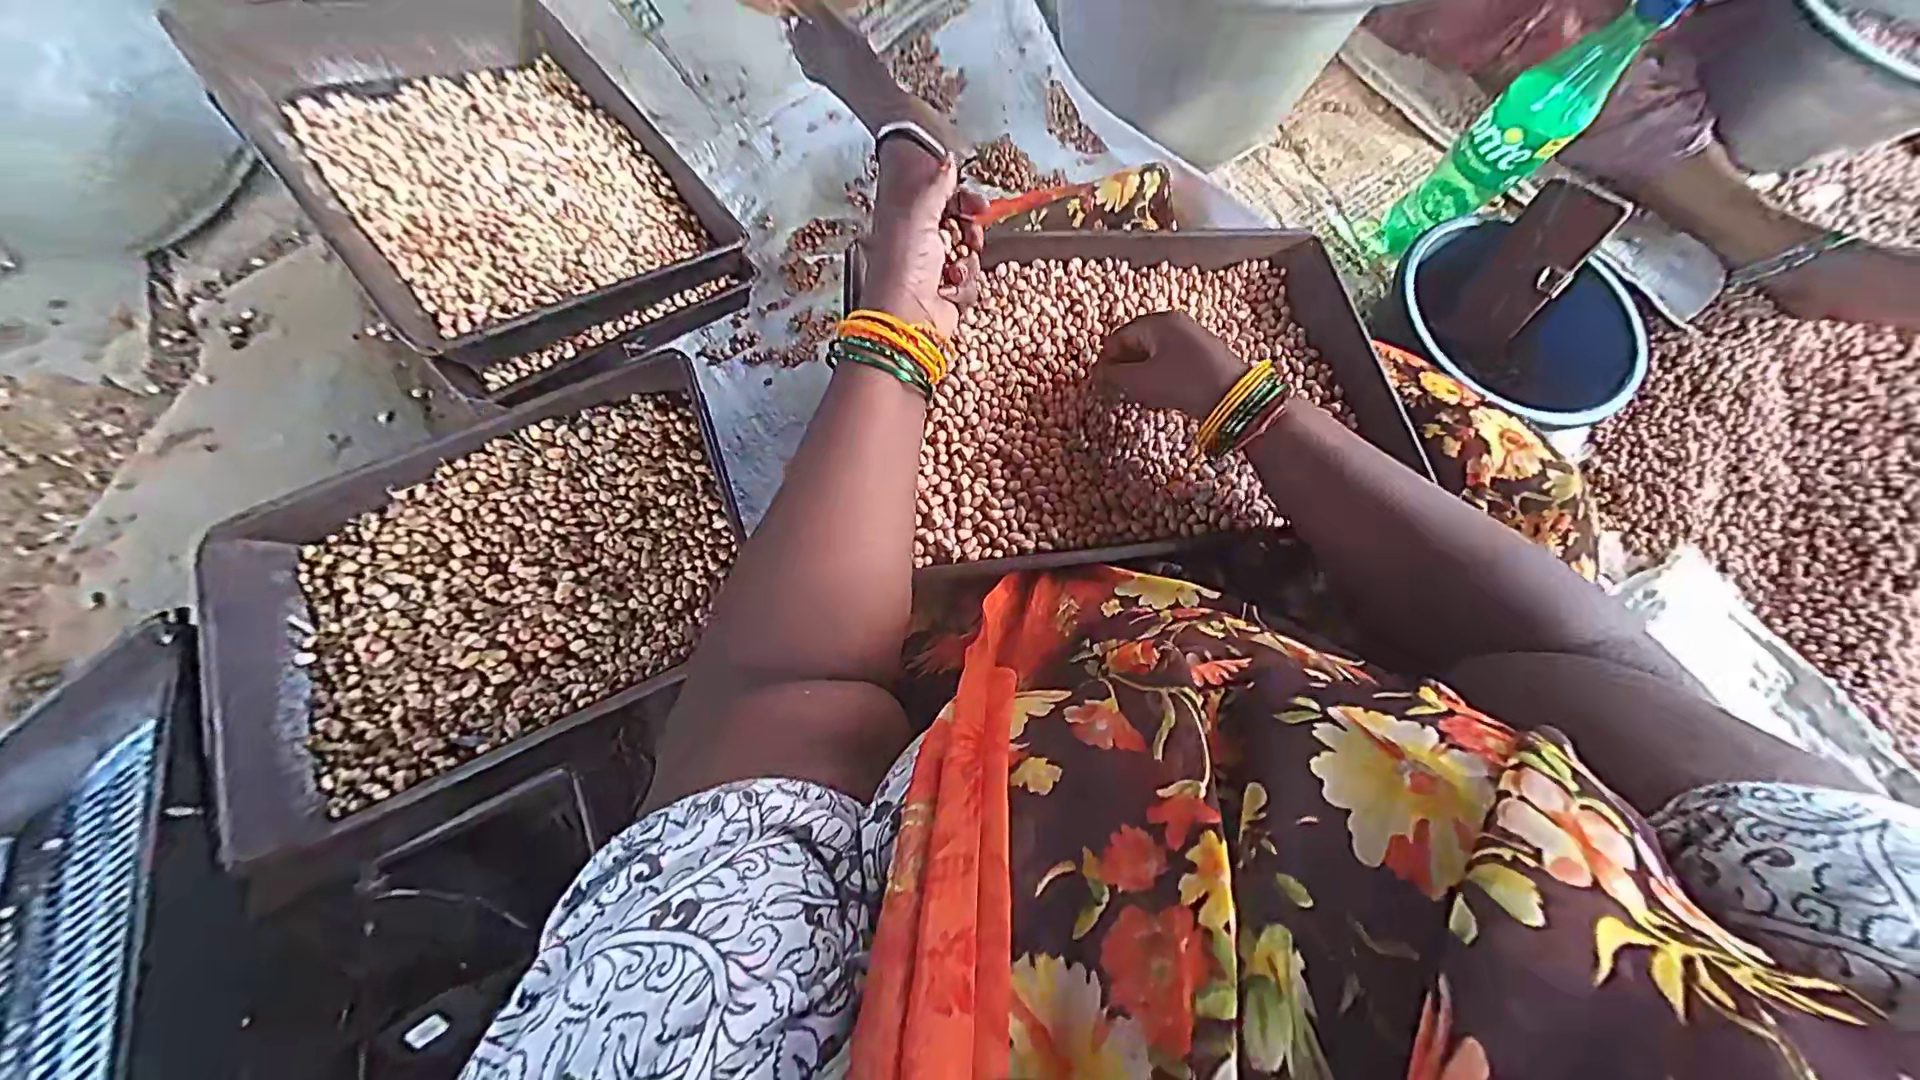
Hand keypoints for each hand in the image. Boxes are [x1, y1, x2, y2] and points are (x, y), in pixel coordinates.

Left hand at [861, 141, 985, 337]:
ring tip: (952, 272)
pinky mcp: (949, 297)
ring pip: (970, 259)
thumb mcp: (919, 215)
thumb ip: (936, 187)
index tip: (980, 207)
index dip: (965, 203)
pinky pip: (970, 285)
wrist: (907, 316)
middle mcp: (924, 246)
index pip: (947, 204)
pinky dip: (963, 289)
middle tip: (969, 241)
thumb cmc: (905, 266)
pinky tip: (948, 291)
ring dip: (966, 265)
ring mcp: (937, 273)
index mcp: (913, 223)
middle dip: (971, 236)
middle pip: (963, 230)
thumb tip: (948, 160)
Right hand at [1091, 312, 1244, 419]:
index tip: (1099, 381)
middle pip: (1137, 341)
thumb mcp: (1140, 381)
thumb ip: (1113, 375)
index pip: (1119, 336)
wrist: (1232, 396)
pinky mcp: (1202, 353)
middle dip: (1123, 364)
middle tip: (1116, 388)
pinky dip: (1158, 373)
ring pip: (1153, 351)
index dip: (1106, 359)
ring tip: (1136, 393)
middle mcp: (1175, 322)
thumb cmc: (1182, 383)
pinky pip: (1170, 359)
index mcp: (1157, 322)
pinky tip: (1159, 392)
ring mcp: (1191, 336)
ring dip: (1140, 371)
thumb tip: (1097, 373)